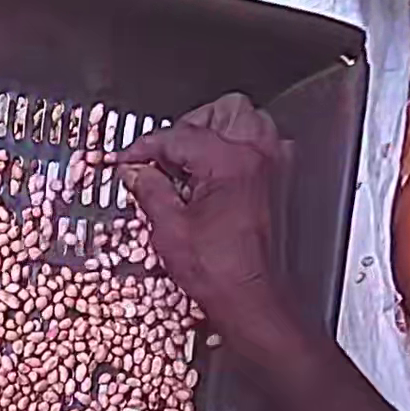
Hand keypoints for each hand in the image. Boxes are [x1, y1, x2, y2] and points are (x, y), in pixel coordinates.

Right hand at [113, 93, 297, 335]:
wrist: (251, 299)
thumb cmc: (218, 272)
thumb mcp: (169, 229)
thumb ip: (149, 190)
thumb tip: (135, 172)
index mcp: (229, 162)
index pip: (180, 135)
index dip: (147, 146)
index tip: (129, 159)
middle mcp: (259, 156)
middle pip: (223, 111)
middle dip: (187, 127)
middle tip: (162, 154)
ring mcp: (275, 168)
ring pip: (247, 123)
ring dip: (215, 134)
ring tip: (187, 162)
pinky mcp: (280, 184)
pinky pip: (260, 147)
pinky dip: (236, 151)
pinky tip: (213, 176)